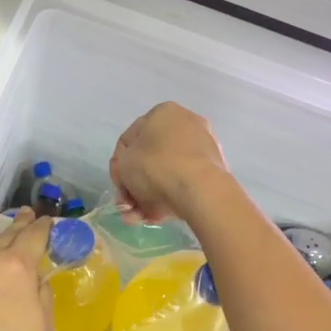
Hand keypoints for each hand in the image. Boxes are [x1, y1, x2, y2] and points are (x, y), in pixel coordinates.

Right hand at [109, 102, 229, 223]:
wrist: (200, 190)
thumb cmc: (155, 167)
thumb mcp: (122, 163)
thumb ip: (120, 166)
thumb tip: (130, 177)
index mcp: (163, 112)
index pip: (129, 139)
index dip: (117, 165)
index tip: (117, 185)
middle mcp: (185, 124)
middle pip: (148, 159)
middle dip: (133, 186)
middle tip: (126, 206)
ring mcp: (202, 148)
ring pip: (164, 174)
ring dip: (146, 197)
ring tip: (138, 218)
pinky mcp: (213, 170)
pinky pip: (182, 183)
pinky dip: (167, 198)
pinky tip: (154, 217)